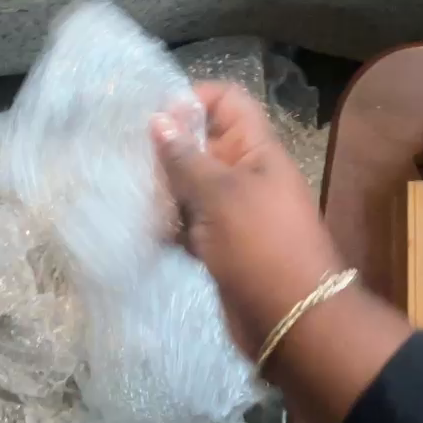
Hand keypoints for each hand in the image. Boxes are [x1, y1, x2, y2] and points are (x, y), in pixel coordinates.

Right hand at [151, 82, 343, 359]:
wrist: (294, 324)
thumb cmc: (261, 246)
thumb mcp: (221, 195)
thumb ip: (186, 157)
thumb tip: (158, 118)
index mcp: (256, 149)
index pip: (226, 101)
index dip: (193, 99)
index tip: (154, 118)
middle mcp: (245, 172)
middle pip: (204, 141)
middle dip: (168, 147)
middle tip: (129, 157)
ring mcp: (233, 210)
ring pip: (193, 183)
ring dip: (165, 187)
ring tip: (129, 191)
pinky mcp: (221, 243)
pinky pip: (191, 220)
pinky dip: (170, 223)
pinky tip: (144, 228)